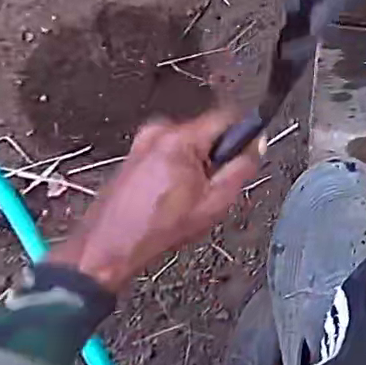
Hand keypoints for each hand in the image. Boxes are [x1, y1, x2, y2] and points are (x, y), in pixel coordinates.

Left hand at [48, 111, 261, 291]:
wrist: (108, 248)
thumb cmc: (155, 230)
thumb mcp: (215, 202)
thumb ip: (242, 168)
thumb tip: (257, 145)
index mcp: (180, 140)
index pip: (228, 116)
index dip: (243, 135)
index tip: (247, 152)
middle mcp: (159, 133)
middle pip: (208, 130)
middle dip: (217, 154)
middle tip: (213, 184)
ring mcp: (143, 142)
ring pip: (190, 142)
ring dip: (197, 162)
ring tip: (189, 194)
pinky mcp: (134, 153)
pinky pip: (171, 150)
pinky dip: (178, 167)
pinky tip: (172, 195)